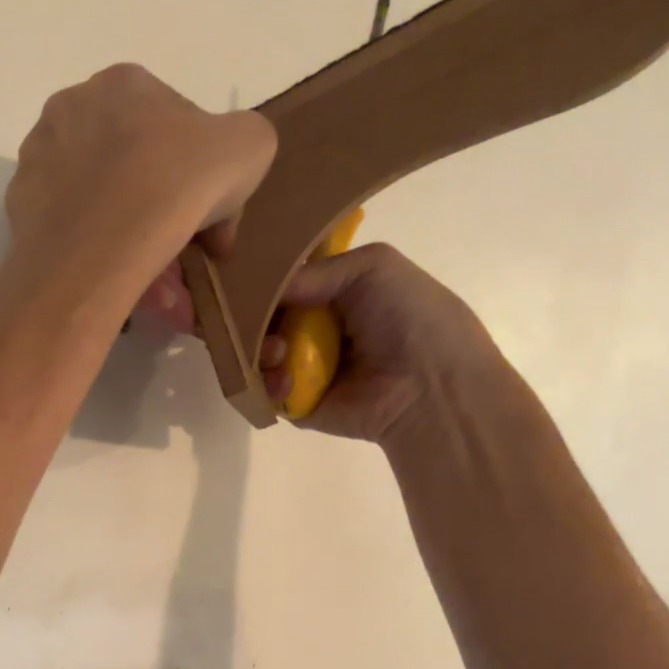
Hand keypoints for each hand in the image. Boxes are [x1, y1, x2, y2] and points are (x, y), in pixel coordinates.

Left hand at [6, 64, 274, 295]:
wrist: (101, 245)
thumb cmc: (178, 181)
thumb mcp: (249, 146)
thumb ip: (239, 148)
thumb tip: (216, 204)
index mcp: (121, 84)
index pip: (169, 124)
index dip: (198, 172)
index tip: (211, 216)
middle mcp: (68, 113)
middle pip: (130, 171)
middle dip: (164, 218)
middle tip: (185, 260)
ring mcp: (36, 164)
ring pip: (100, 210)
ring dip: (137, 251)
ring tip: (162, 298)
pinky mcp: (18, 215)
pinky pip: (72, 238)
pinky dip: (101, 263)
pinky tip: (126, 294)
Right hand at [258, 244, 511, 443]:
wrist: (428, 386)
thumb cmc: (409, 318)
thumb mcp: (373, 267)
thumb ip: (312, 270)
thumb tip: (255, 286)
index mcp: (331, 295)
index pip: (281, 282)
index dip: (260, 278)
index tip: (241, 276)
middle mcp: (310, 328)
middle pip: (259, 317)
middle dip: (251, 316)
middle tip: (258, 320)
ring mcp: (297, 366)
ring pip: (252, 353)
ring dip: (257, 349)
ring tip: (280, 353)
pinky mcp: (290, 402)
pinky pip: (259, 390)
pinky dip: (264, 383)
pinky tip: (286, 380)